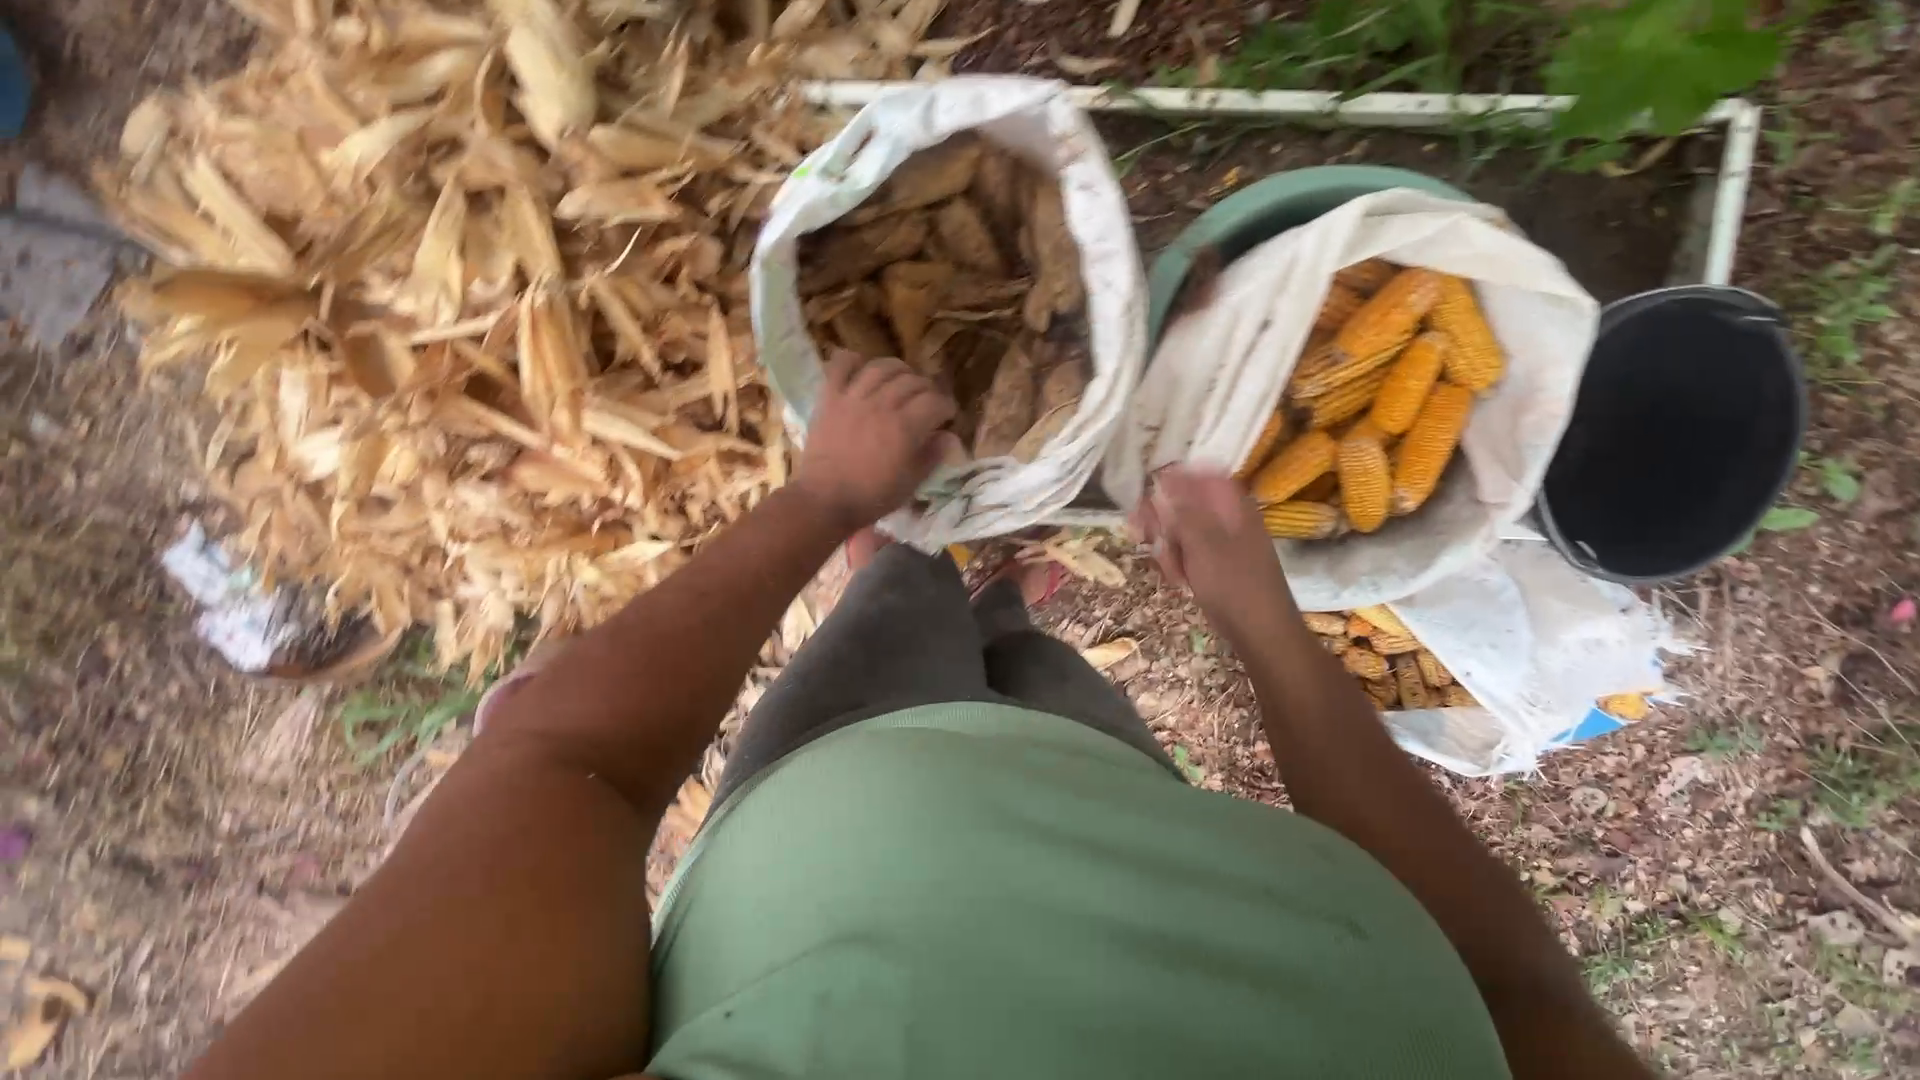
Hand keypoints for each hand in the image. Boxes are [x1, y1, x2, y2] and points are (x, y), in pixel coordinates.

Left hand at [792, 349, 959, 532]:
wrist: (825, 500)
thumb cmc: (872, 497)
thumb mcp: (911, 483)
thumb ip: (932, 456)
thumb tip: (948, 437)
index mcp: (906, 427)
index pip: (935, 402)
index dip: (946, 406)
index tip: (947, 416)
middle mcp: (882, 405)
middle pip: (912, 381)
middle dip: (927, 388)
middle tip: (927, 400)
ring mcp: (853, 398)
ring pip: (881, 367)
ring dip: (898, 369)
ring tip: (902, 379)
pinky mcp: (830, 398)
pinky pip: (840, 366)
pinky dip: (851, 360)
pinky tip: (861, 365)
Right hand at [1130, 466, 1296, 635]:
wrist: (1261, 633)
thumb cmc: (1234, 586)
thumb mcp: (1202, 544)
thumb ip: (1181, 510)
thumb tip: (1164, 477)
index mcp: (1232, 506)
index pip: (1201, 475)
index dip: (1173, 479)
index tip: (1148, 494)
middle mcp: (1228, 519)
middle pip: (1186, 504)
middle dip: (1162, 519)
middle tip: (1145, 536)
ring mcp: (1223, 543)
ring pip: (1183, 531)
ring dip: (1168, 546)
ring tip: (1171, 571)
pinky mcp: (1216, 565)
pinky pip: (1189, 553)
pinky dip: (1179, 563)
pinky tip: (1178, 580)